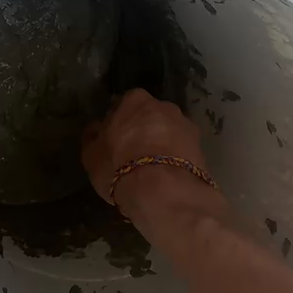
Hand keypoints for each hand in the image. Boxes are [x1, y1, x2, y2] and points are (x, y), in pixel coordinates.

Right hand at [81, 89, 221, 224]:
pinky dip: (175, 160)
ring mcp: (186, 126)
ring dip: (161, 144)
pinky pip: (182, 151)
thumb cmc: (119, 166)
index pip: (122, 103)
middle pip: (149, 116)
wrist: (164, 193)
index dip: (117, 121)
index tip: (113, 138)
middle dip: (142, 129)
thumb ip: (92, 137)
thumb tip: (96, 128)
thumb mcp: (91, 154)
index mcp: (134, 100)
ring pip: (168, 132)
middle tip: (132, 153)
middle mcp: (163, 106)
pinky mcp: (201, 149)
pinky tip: (166, 177)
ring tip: (152, 169)